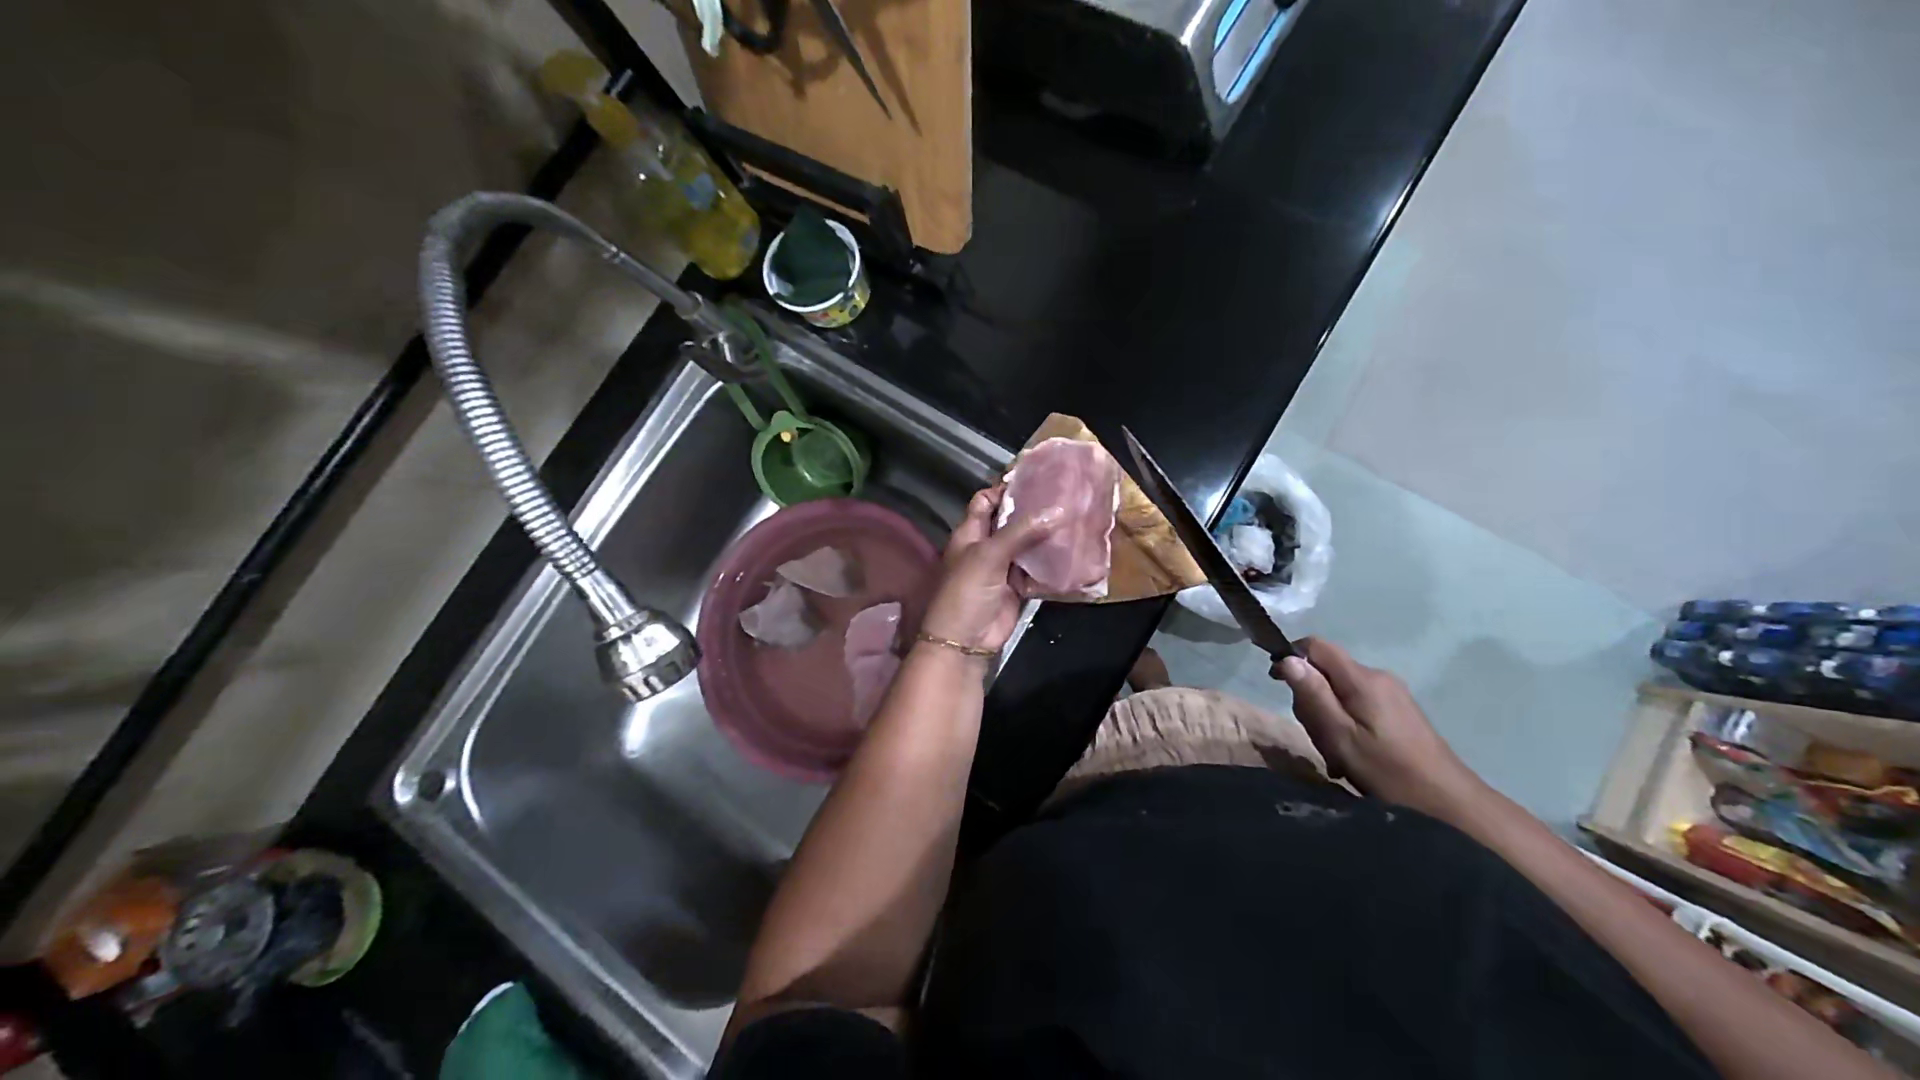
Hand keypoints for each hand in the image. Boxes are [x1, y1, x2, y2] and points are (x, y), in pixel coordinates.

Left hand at [919, 486, 1057, 653]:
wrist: (965, 640)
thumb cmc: (966, 590)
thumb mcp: (989, 555)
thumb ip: (1021, 532)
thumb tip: (1057, 511)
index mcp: (971, 532)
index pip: (986, 501)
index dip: (1005, 489)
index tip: (1036, 479)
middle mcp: (987, 546)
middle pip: (1011, 522)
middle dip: (1033, 511)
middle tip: (1065, 496)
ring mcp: (1003, 567)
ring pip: (1027, 545)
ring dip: (1046, 536)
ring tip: (1075, 518)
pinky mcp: (1018, 587)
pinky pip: (1037, 570)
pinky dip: (1051, 562)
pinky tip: (1072, 550)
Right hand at [1272, 638, 1488, 822]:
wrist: (1449, 804)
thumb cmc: (1388, 771)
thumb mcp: (1340, 736)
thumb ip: (1313, 696)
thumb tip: (1287, 659)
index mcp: (1363, 679)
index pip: (1316, 646)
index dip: (1291, 657)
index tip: (1277, 684)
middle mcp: (1379, 677)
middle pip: (1327, 669)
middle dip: (1311, 695)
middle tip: (1315, 732)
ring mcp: (1393, 693)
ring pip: (1341, 688)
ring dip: (1327, 712)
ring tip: (1334, 749)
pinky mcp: (1400, 710)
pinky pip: (1358, 702)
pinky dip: (1345, 720)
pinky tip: (1351, 751)